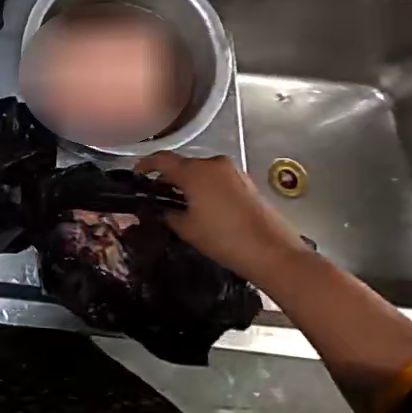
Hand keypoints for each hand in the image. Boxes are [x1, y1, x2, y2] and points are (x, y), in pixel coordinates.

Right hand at [136, 152, 304, 277]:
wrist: (274, 253)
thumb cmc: (224, 239)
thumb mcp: (187, 229)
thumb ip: (167, 213)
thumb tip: (159, 208)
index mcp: (194, 171)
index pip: (162, 159)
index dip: (146, 165)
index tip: (137, 175)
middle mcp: (213, 164)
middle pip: (183, 164)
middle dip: (169, 177)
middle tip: (157, 194)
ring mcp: (233, 171)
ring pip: (201, 172)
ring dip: (188, 183)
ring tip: (180, 203)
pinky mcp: (246, 182)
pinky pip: (217, 179)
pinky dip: (206, 188)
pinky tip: (204, 207)